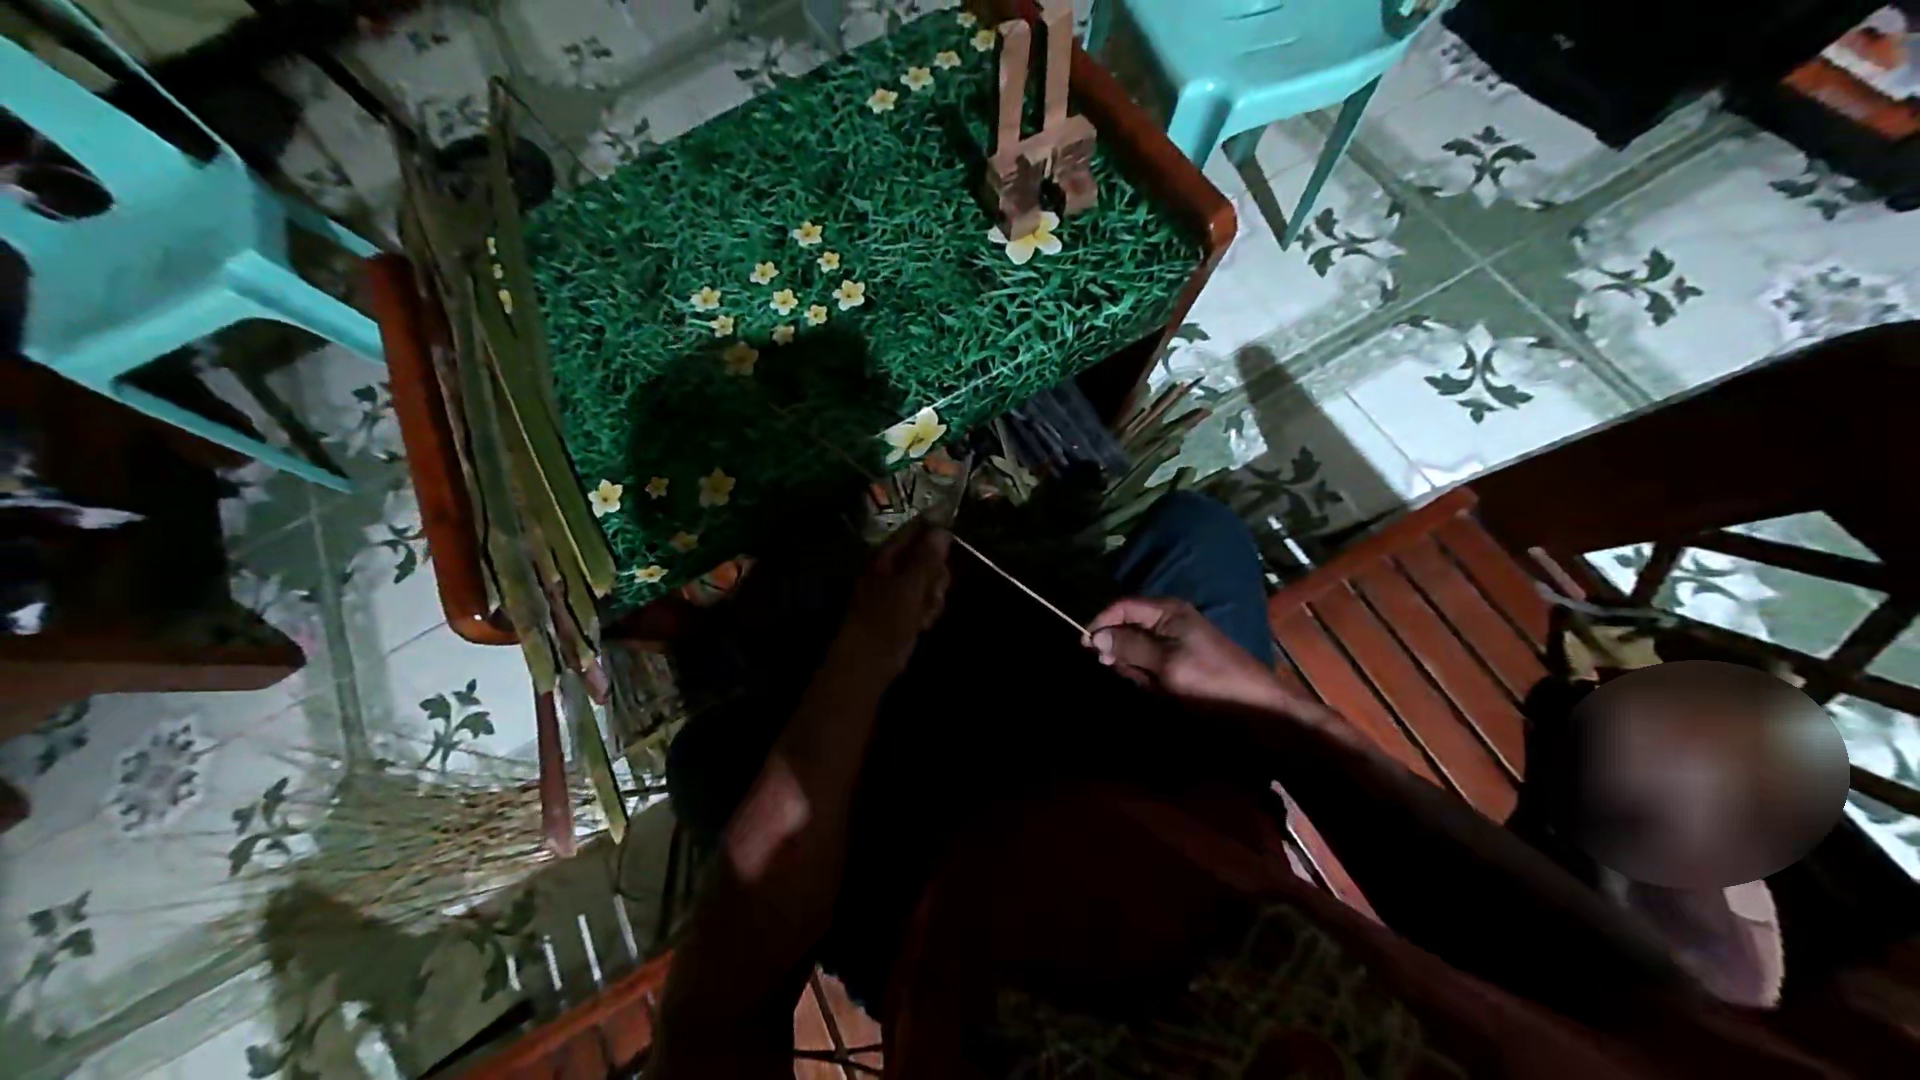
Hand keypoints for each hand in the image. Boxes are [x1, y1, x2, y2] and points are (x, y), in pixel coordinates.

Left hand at [837, 520, 951, 674]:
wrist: (869, 661)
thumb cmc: (884, 619)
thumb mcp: (908, 586)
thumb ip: (926, 558)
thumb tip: (941, 530)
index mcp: (887, 556)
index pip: (914, 531)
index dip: (934, 532)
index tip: (950, 541)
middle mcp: (894, 568)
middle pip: (929, 557)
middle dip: (936, 575)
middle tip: (932, 590)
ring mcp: (900, 590)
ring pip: (932, 581)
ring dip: (933, 597)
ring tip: (923, 613)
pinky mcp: (907, 610)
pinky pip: (928, 601)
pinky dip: (928, 612)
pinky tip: (922, 624)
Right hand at [1085, 597, 1288, 712]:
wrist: (1256, 708)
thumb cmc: (1211, 681)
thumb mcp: (1166, 664)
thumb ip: (1129, 647)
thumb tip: (1095, 636)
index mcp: (1167, 612)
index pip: (1122, 606)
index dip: (1101, 622)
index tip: (1084, 646)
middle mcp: (1169, 620)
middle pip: (1126, 627)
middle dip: (1121, 651)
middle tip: (1128, 673)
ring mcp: (1175, 641)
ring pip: (1136, 649)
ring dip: (1136, 668)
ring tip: (1151, 687)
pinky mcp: (1180, 661)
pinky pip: (1150, 664)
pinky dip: (1148, 678)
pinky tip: (1159, 691)